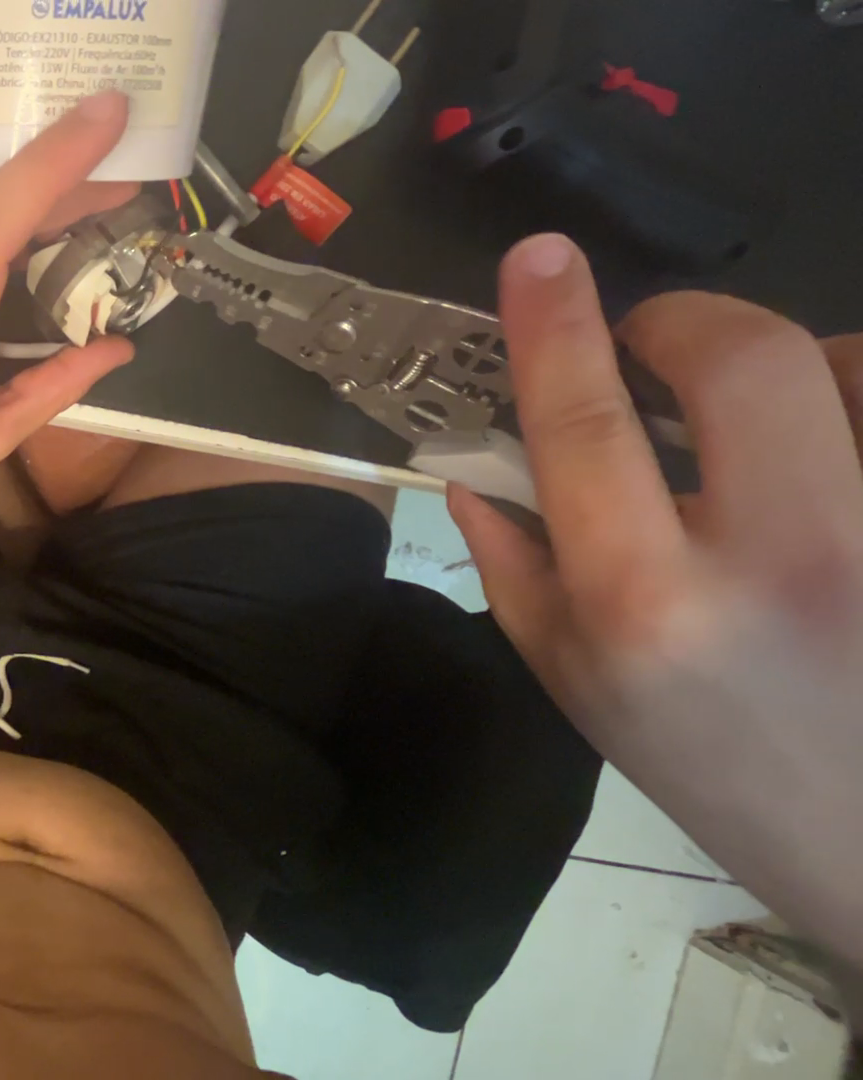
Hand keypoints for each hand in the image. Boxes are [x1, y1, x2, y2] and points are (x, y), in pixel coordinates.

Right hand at [451, 233, 862, 965]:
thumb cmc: (703, 759)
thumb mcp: (569, 674)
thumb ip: (513, 564)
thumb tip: (473, 471)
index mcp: (640, 597)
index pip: (579, 426)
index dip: (553, 327)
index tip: (537, 256)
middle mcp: (779, 558)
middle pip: (746, 361)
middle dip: (683, 322)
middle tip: (650, 342)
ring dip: (796, 369)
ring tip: (771, 429)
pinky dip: (862, 400)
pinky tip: (837, 456)